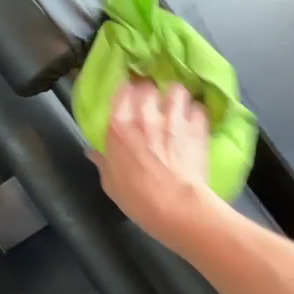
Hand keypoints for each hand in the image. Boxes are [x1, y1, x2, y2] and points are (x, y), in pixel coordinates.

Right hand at [91, 80, 224, 248]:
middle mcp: (146, 117)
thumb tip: (93, 152)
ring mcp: (174, 121)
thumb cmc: (136, 198)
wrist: (175, 206)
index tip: (127, 91)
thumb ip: (103, 162)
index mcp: (119, 128)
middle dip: (149, 89)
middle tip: (150, 95)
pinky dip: (196, 111)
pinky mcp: (198, 129)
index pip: (122, 92)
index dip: (125, 88)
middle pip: (148, 86)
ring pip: (177, 90)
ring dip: (175, 94)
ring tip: (176, 102)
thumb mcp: (110, 182)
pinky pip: (199, 109)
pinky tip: (195, 118)